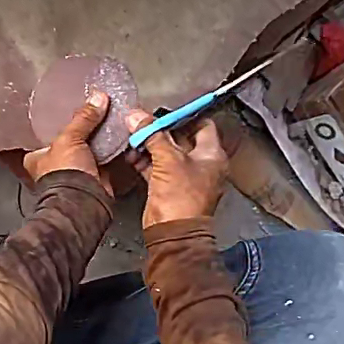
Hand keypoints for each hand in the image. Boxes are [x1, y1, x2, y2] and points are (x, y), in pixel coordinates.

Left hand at [24, 90, 113, 192]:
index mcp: (37, 158)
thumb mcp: (68, 139)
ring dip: (101, 136)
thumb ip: (83, 118)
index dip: (56, 120)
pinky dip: (114, 148)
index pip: (44, 133)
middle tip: (96, 109)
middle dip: (84, 127)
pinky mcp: (96, 177)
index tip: (69, 106)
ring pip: (91, 147)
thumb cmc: (64, 176)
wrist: (84, 202)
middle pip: (71, 139)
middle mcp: (56, 165)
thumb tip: (97, 98)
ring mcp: (77, 171)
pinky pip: (107, 157)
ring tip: (111, 117)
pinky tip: (120, 133)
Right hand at [125, 110, 228, 226]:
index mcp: (212, 155)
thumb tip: (138, 117)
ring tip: (134, 136)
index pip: (202, 124)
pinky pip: (156, 169)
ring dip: (150, 145)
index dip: (183, 115)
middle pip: (181, 138)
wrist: (172, 233)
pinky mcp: (169, 189)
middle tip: (144, 121)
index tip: (164, 111)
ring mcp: (184, 178)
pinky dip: (145, 161)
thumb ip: (152, 135)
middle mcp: (201, 166)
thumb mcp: (168, 159)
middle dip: (161, 130)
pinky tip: (131, 154)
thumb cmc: (182, 200)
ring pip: (167, 154)